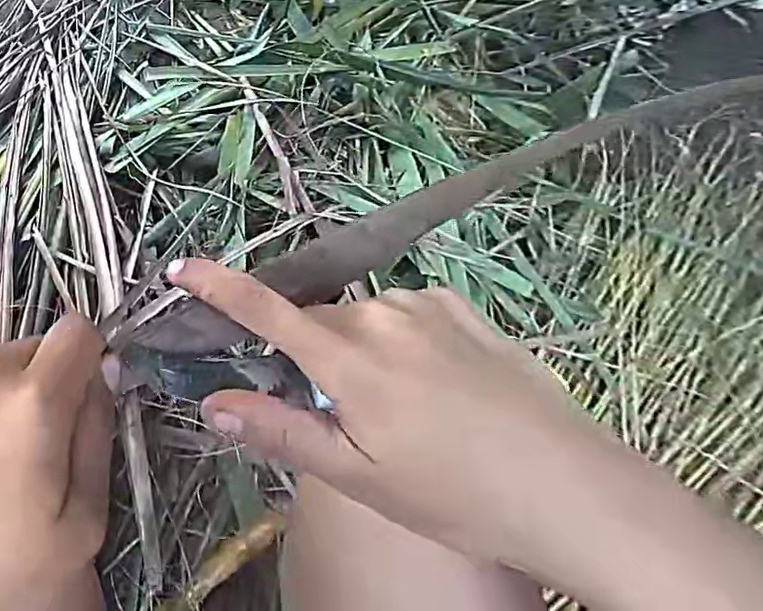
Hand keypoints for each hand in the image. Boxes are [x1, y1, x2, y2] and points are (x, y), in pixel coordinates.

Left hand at [0, 314, 114, 610]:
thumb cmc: (4, 568)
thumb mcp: (83, 519)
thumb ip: (99, 430)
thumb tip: (105, 368)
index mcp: (32, 399)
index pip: (78, 331)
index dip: (89, 360)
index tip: (82, 400)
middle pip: (39, 346)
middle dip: (47, 384)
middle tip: (35, 448)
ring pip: (2, 359)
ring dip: (8, 390)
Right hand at [168, 259, 762, 609]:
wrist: (582, 494)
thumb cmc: (459, 496)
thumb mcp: (361, 477)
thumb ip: (281, 432)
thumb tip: (211, 403)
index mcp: (349, 359)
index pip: (265, 311)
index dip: (217, 286)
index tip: (180, 266)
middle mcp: (378, 315)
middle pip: (317, 322)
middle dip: (314, 354)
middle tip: (350, 412)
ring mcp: (423, 303)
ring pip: (361, 319)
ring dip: (361, 350)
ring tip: (410, 408)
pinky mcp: (459, 303)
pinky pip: (405, 312)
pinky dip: (403, 338)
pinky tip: (442, 381)